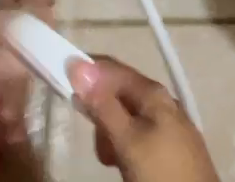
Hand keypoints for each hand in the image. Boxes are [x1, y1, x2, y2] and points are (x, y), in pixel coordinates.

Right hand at [69, 57, 218, 181]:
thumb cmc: (161, 171)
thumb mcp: (127, 140)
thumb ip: (103, 105)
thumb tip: (78, 63)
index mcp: (152, 92)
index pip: (112, 68)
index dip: (86, 72)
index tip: (63, 86)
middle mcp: (162, 101)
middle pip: (118, 94)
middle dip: (100, 113)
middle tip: (96, 140)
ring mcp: (168, 123)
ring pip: (126, 118)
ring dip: (111, 133)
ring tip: (110, 159)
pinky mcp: (171, 145)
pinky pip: (138, 135)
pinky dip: (125, 146)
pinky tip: (124, 164)